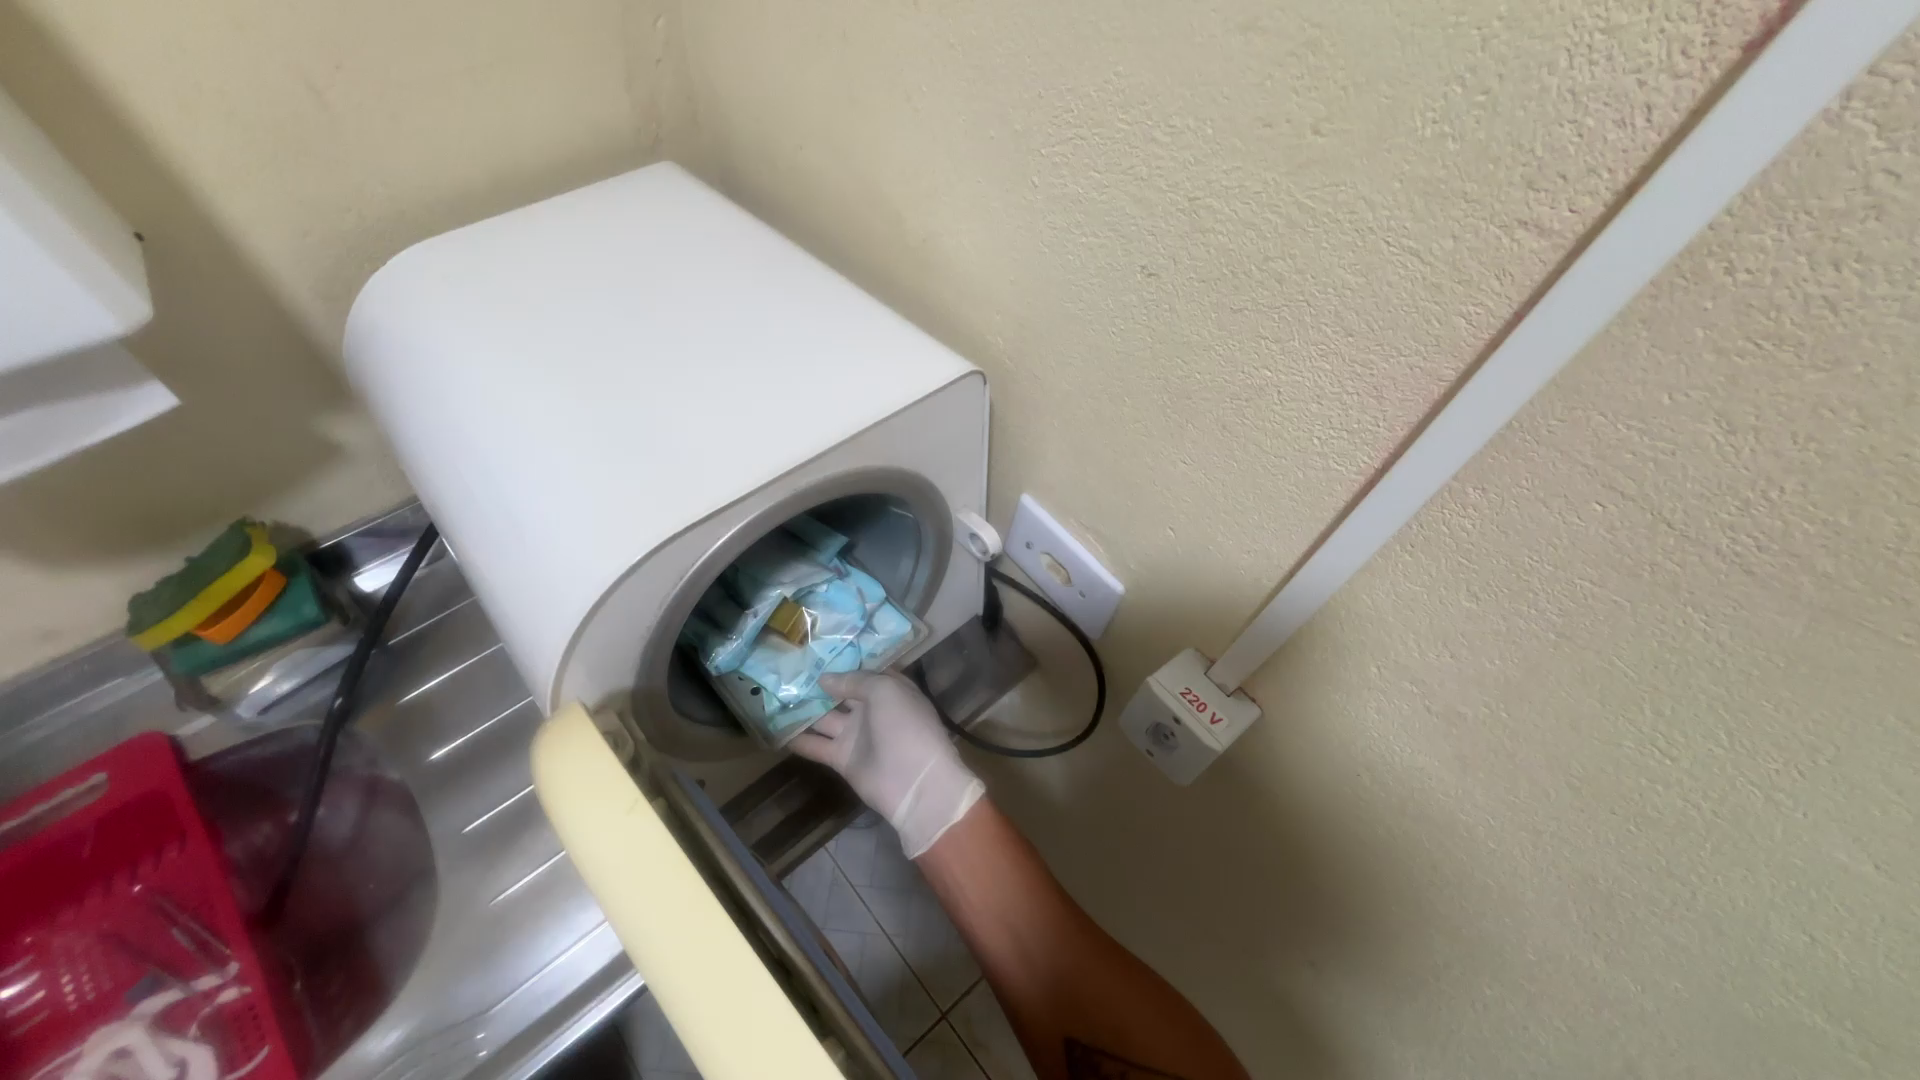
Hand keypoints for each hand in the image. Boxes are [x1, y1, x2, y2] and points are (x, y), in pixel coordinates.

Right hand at [789, 671, 984, 857]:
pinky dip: (797, 738)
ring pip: (824, 717)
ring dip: (802, 708)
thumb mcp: (885, 690)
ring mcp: (857, 734)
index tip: (814, 650)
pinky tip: (773, 727)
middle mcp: (872, 709)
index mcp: (889, 689)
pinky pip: (816, 745)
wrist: (915, 782)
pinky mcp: (842, 758)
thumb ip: (854, 681)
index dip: (842, 661)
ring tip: (774, 693)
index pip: (863, 671)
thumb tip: (825, 679)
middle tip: (786, 669)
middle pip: (840, 692)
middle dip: (817, 683)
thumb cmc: (905, 726)